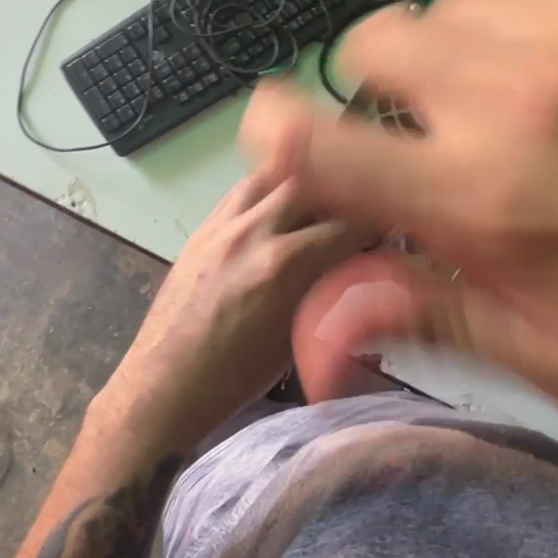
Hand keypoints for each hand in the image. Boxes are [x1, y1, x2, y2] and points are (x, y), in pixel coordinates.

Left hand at [92, 172, 373, 451]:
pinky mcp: (203, 227)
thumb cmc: (237, 377)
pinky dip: (270, 187)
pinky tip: (282, 203)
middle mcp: (254, 232)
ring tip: (325, 194)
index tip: (391, 229)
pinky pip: (243, 189)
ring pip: (274, 173)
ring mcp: (224, 225)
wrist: (166, 384)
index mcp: (284, 265)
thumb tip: (361, 265)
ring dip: (306, 178)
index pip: (348, 223)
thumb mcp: (298, 336)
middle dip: (346, 189)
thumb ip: (329, 291)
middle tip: (361, 206)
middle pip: (314, 180)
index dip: (379, 222)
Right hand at [247, 0, 557, 454]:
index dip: (274, 134)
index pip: (317, 144)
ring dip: (470, 59)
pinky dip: (554, 33)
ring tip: (543, 113)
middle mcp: (528, 87)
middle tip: (445, 142)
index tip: (278, 135)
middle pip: (377, 41)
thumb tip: (316, 319)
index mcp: (496, 198)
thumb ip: (435, 319)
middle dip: (385, 92)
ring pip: (462, 9)